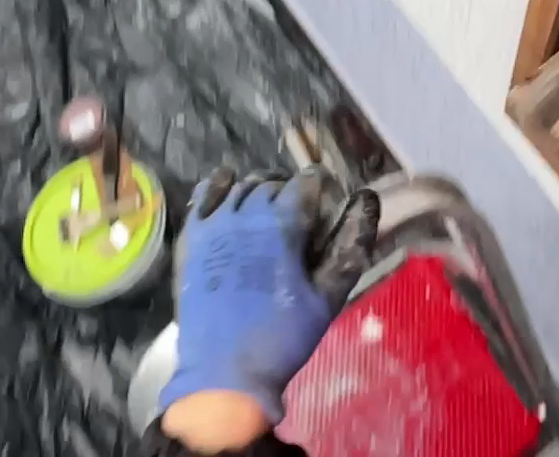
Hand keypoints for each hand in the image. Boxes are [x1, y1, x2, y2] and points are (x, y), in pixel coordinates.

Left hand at [161, 168, 378, 425]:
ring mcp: (215, 223)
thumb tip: (367, 199)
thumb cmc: (282, 338)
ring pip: (242, 186)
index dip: (321, 189)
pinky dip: (220, 188)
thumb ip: (351, 243)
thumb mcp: (328, 296)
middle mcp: (247, 213)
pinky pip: (205, 194)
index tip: (325, 206)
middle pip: (274, 183)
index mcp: (283, 223)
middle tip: (299, 220)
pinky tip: (230, 200)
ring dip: (259, 192)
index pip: (307, 180)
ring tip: (267, 215)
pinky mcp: (192, 237)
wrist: (223, 377)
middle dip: (291, 193)